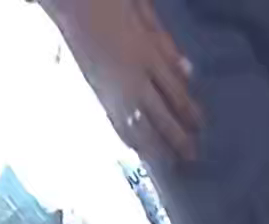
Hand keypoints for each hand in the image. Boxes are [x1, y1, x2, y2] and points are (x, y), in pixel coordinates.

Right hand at [46, 0, 200, 163]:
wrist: (67, 1)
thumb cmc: (106, 0)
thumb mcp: (141, 12)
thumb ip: (165, 43)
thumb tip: (188, 73)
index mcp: (147, 57)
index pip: (176, 96)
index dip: (191, 115)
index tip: (200, 127)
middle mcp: (133, 81)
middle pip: (162, 120)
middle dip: (178, 141)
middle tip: (192, 157)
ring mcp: (114, 93)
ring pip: (141, 130)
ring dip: (158, 149)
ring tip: (169, 163)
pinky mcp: (98, 97)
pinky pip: (117, 125)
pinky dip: (131, 140)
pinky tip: (138, 150)